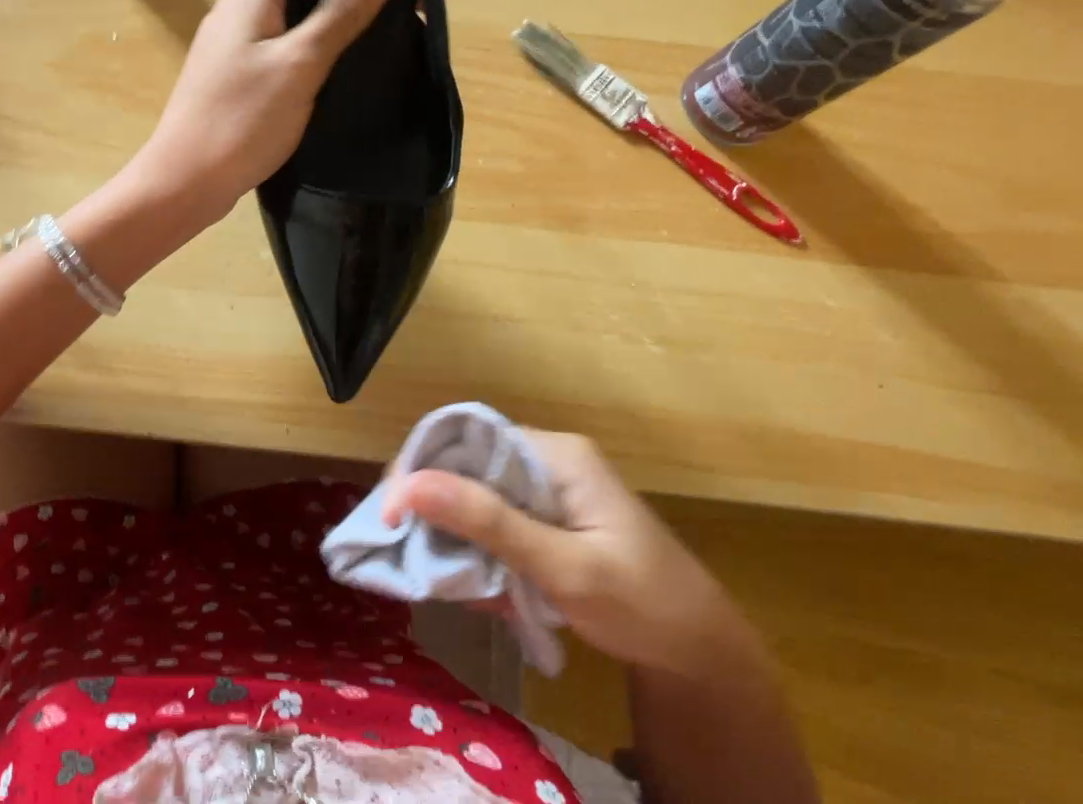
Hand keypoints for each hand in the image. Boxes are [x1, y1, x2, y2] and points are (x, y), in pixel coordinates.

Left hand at [131, 0, 405, 219]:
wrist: (185, 183)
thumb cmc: (238, 120)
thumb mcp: (299, 63)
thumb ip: (341, 9)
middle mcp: (242, 7)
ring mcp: (242, 43)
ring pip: (294, 6)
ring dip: (336, 5)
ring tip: (394, 16)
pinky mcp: (246, 76)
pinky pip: (287, 42)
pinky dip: (319, 41)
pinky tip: (355, 57)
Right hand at [382, 431, 749, 675]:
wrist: (701, 654)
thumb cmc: (644, 606)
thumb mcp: (565, 567)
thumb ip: (489, 523)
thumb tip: (409, 485)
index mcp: (555, 455)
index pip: (462, 437)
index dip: (418, 469)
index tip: (390, 516)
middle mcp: (544, 460)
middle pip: (460, 464)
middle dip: (428, 507)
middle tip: (407, 551)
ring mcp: (543, 489)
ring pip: (468, 495)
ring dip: (448, 534)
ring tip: (440, 575)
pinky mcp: (542, 518)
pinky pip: (486, 520)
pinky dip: (471, 550)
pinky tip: (473, 585)